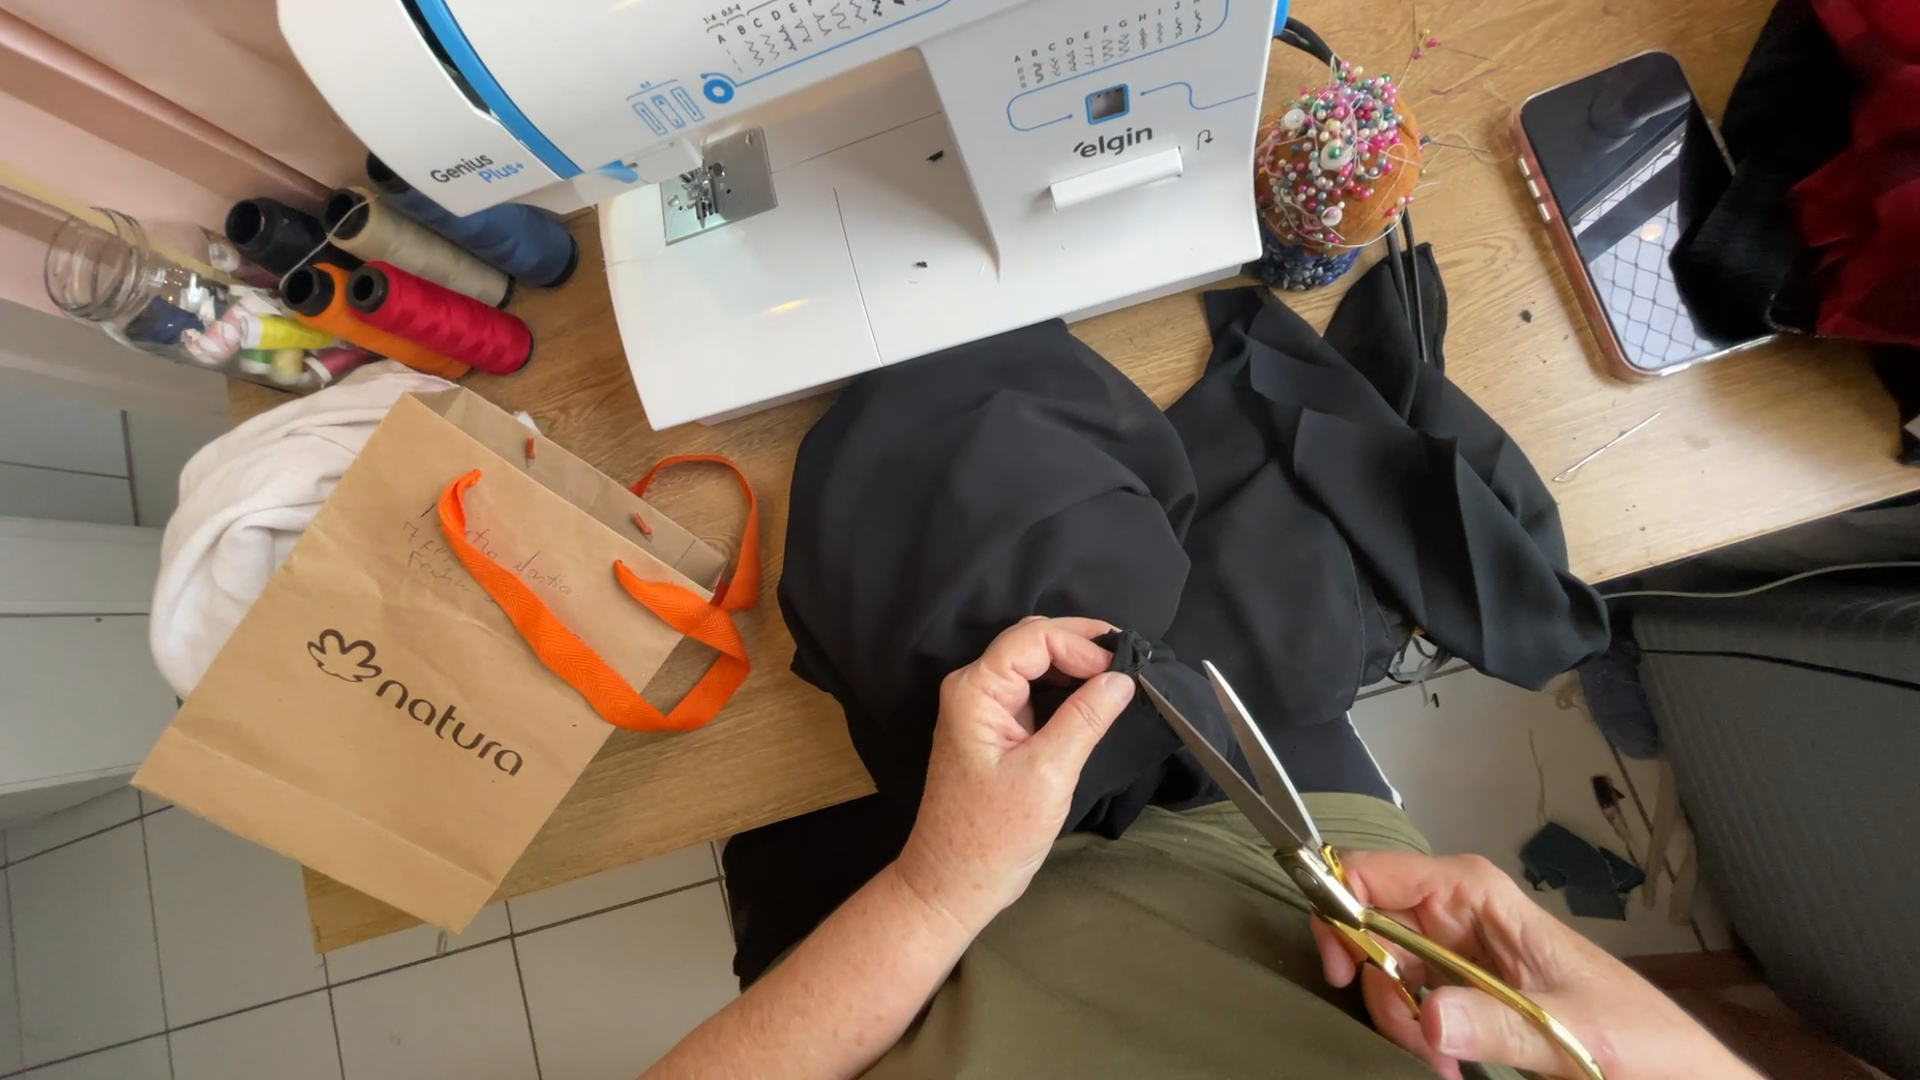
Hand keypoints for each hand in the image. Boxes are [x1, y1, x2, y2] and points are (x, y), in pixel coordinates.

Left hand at [893, 617, 1135, 931]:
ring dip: (1075, 661)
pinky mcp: (995, 726)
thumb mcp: (1047, 774)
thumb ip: (1084, 719)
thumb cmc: (994, 835)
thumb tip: (1121, 678)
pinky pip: (1032, 688)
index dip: (1079, 644)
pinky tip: (1094, 693)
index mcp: (976, 690)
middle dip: (1080, 643)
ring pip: (1033, 661)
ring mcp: (982, 706)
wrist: (952, 883)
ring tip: (1120, 672)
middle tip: (1130, 659)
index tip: (1121, 671)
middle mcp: (974, 687)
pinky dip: (1065, 684)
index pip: (1033, 637)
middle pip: (1031, 640)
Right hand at [1312, 851, 1758, 1079]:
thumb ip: (1501, 1022)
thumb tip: (1427, 1018)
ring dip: (1394, 1014)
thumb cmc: (1644, 1041)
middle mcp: (1446, 907)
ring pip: (1377, 962)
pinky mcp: (1451, 980)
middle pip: (1365, 923)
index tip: (1342, 970)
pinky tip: (1441, 1061)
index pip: (1369, 873)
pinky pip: (1402, 992)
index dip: (1339, 906)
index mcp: (1468, 890)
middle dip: (1375, 981)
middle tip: (1413, 1039)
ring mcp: (1446, 943)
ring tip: (1438, 1063)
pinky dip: (1410, 1028)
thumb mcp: (1578, 1034)